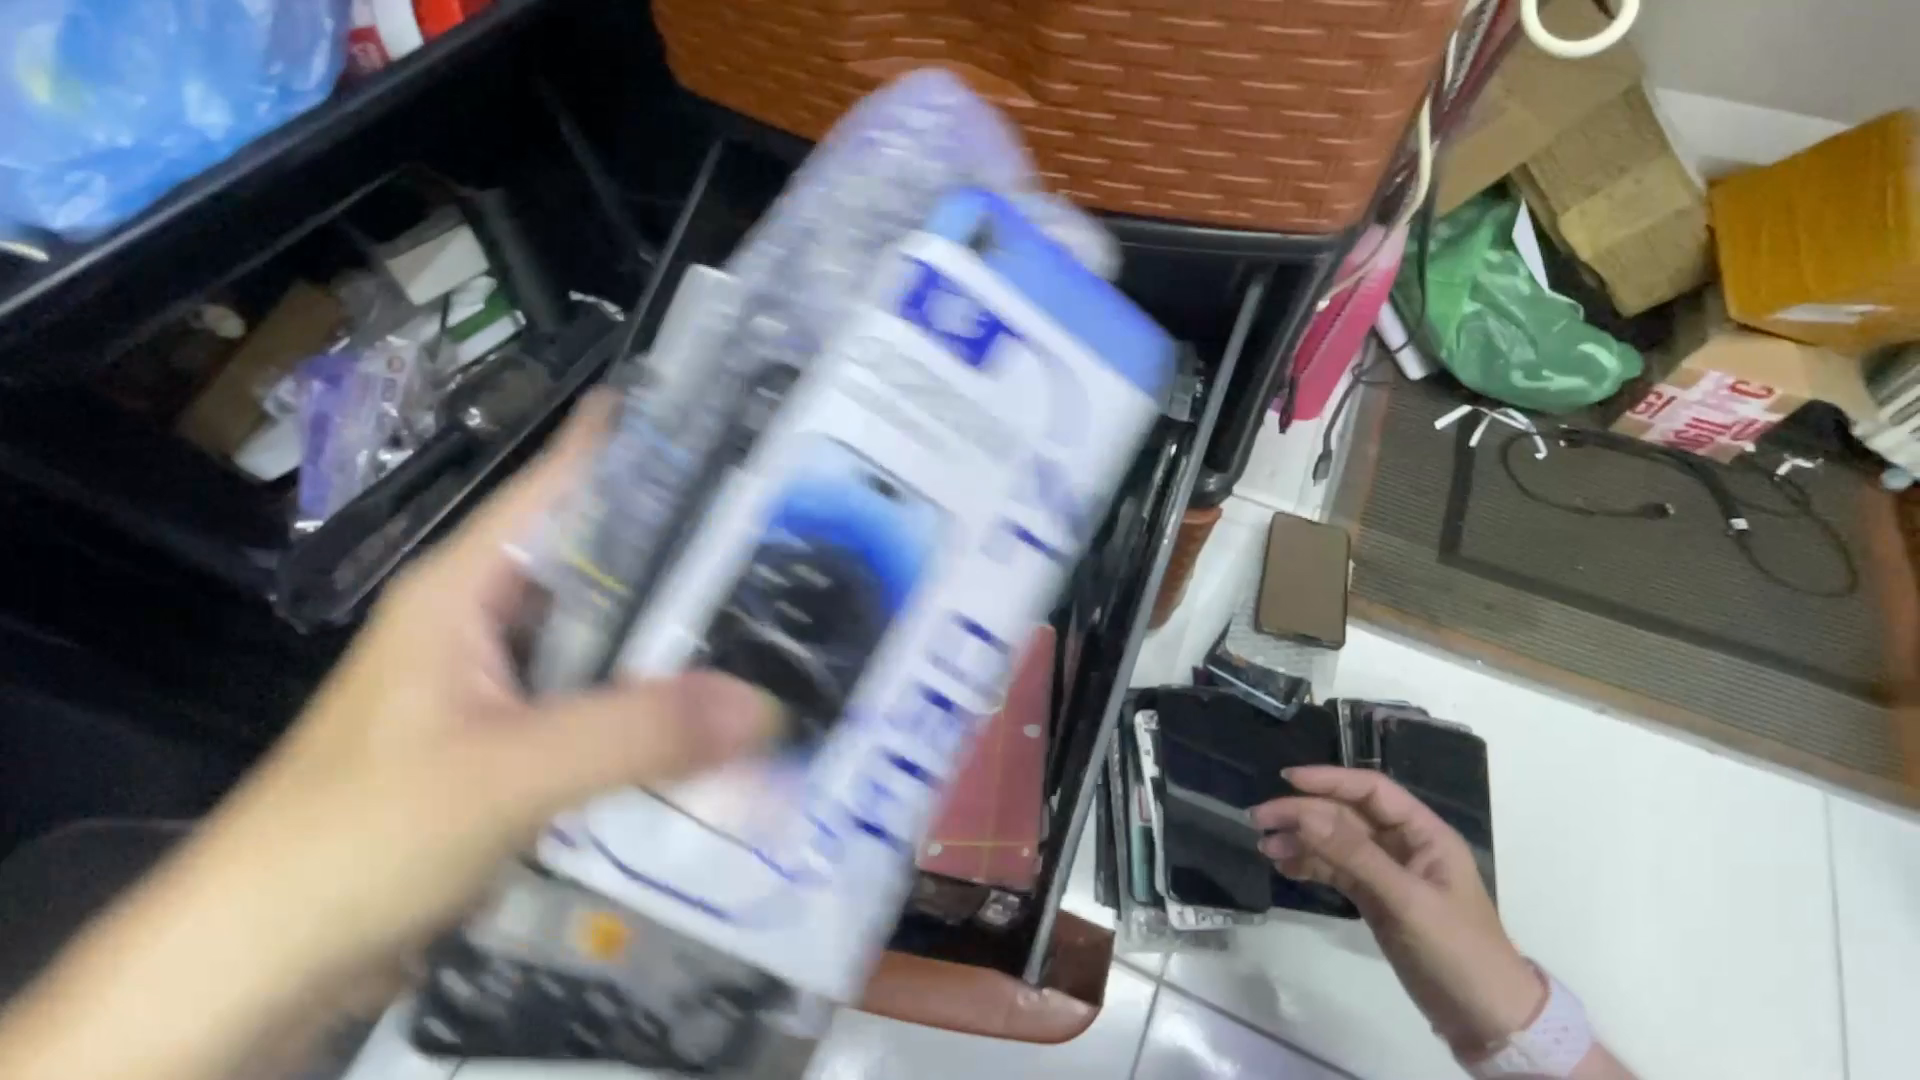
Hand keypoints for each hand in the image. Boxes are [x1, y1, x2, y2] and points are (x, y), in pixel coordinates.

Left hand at [0, 394, 784, 1079]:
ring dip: (686, 639)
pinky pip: (610, 706)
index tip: (739, 430)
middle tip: (798, 547)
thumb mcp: (502, 774)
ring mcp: (507, 685)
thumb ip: (634, 734)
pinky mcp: (521, 745)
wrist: (258, 967)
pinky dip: (664, 706)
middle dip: (696, 555)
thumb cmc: (355, 839)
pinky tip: (725, 715)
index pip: (567, 482)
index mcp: (469, 584)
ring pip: (615, 640)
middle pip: (609, 564)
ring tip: (784, 623)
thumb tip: (768, 704)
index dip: (646, 447)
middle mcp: (491, 619)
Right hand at [1251, 767, 1542, 1056]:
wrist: (1485, 1018)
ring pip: (1334, 841)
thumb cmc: (1457, 950)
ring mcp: (1387, 872)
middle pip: (1345, 814)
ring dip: (1300, 840)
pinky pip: (1335, 869)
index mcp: (1424, 834)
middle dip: (1303, 813)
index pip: (1371, 790)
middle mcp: (1403, 845)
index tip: (1286, 780)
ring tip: (1265, 847)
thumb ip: (1354, 854)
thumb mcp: (1406, 899)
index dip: (1330, 779)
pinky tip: (1284, 867)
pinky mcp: (1374, 899)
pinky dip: (1309, 865)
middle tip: (1259, 820)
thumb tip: (1303, 813)